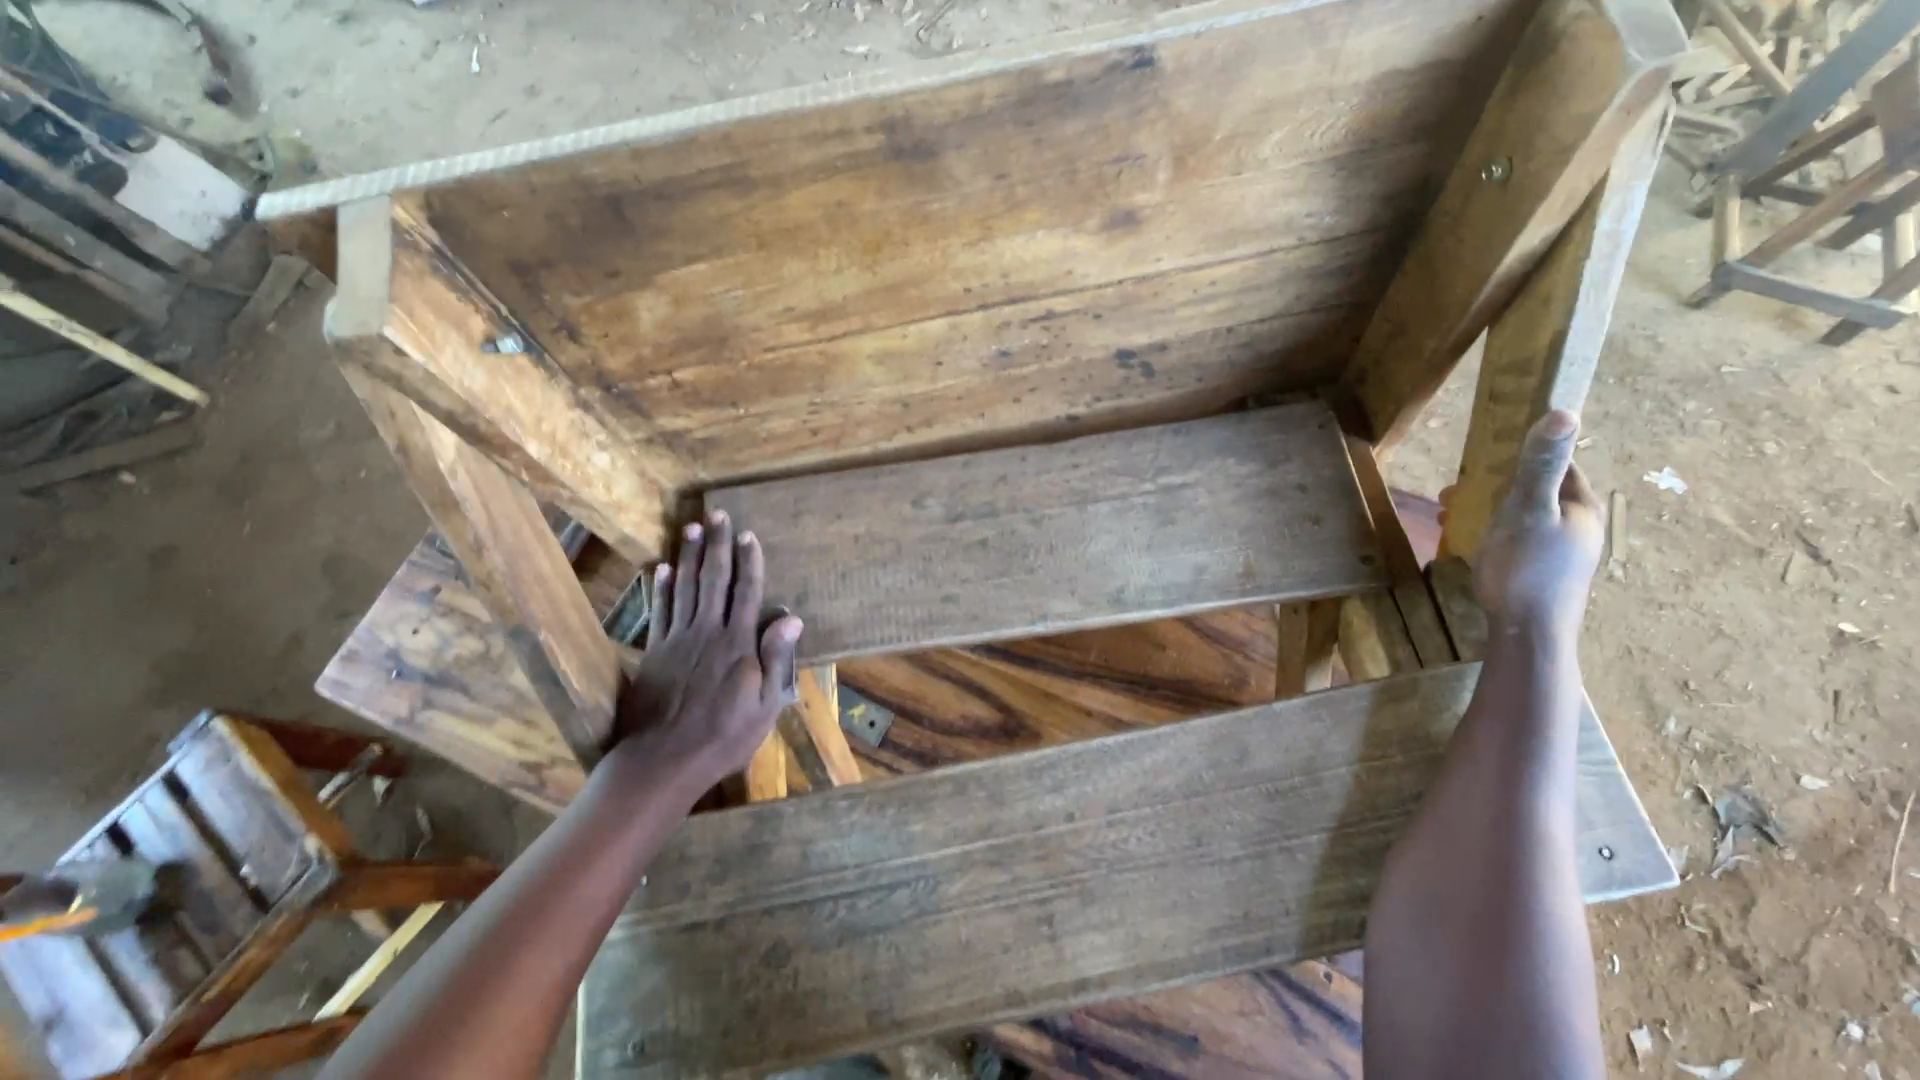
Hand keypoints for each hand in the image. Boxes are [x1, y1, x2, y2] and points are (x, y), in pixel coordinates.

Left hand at [610, 509, 802, 797]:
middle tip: (717, 515)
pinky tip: (662, 568)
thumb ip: (776, 659)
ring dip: (688, 556)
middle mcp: (708, 633)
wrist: (665, 760)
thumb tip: (791, 617)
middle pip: (714, 580)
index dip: (749, 562)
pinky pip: (660, 611)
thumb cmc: (725, 737)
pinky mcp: (655, 652)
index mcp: (738, 644)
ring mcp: (678, 640)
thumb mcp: (766, 705)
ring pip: (685, 588)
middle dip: (717, 545)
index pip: (747, 593)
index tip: (748, 535)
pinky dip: (661, 587)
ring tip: (691, 528)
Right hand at [1473, 410, 1604, 634]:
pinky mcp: (1539, 574)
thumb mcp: (1528, 511)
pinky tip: (1464, 541)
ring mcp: (1559, 554)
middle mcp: (1577, 529)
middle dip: (1494, 486)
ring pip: (1521, 517)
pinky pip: (1513, 540)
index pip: (1559, 465)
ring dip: (1486, 510)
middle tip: (1454, 492)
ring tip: (1449, 514)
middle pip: (1535, 492)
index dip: (1524, 455)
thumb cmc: (1527, 569)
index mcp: (1581, 508)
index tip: (1485, 456)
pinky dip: (1489, 533)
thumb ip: (1541, 465)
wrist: (1527, 634)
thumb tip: (1563, 411)